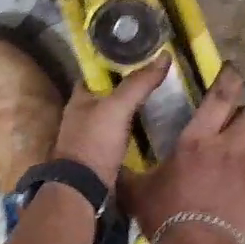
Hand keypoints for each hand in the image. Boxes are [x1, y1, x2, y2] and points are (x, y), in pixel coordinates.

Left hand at [52, 55, 171, 189]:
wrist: (84, 187)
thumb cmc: (95, 141)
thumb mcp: (118, 107)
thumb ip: (139, 83)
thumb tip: (164, 56)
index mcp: (80, 97)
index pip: (97, 71)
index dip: (116, 61)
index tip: (140, 55)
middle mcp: (82, 113)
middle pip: (108, 93)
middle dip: (127, 86)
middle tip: (155, 77)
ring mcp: (90, 135)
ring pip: (114, 114)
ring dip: (131, 108)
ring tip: (158, 98)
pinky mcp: (100, 153)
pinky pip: (119, 133)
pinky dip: (132, 128)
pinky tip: (150, 126)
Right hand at [120, 63, 244, 243]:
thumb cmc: (166, 216)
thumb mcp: (139, 192)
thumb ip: (130, 174)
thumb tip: (111, 167)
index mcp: (197, 140)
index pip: (221, 97)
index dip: (229, 79)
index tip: (231, 71)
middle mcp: (228, 146)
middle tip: (232, 123)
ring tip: (242, 147)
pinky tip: (244, 175)